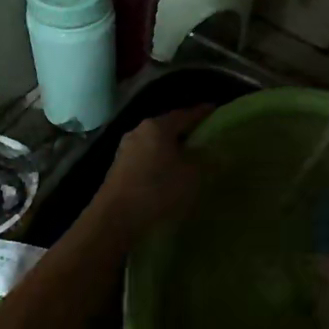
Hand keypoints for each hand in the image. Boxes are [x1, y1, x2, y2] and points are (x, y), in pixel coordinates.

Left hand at [94, 106, 213, 237]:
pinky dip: (159, 157)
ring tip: (187, 152)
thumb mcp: (191, 176)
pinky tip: (167, 168)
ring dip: (170, 145)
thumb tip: (212, 153)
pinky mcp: (118, 166)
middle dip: (185, 129)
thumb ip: (204, 160)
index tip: (215, 109)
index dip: (202, 112)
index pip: (185, 114)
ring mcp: (126, 148)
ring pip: (155, 140)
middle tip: (203, 132)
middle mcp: (139, 131)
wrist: (114, 219)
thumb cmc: (157, 190)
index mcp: (158, 126)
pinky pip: (145, 154)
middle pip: (168, 125)